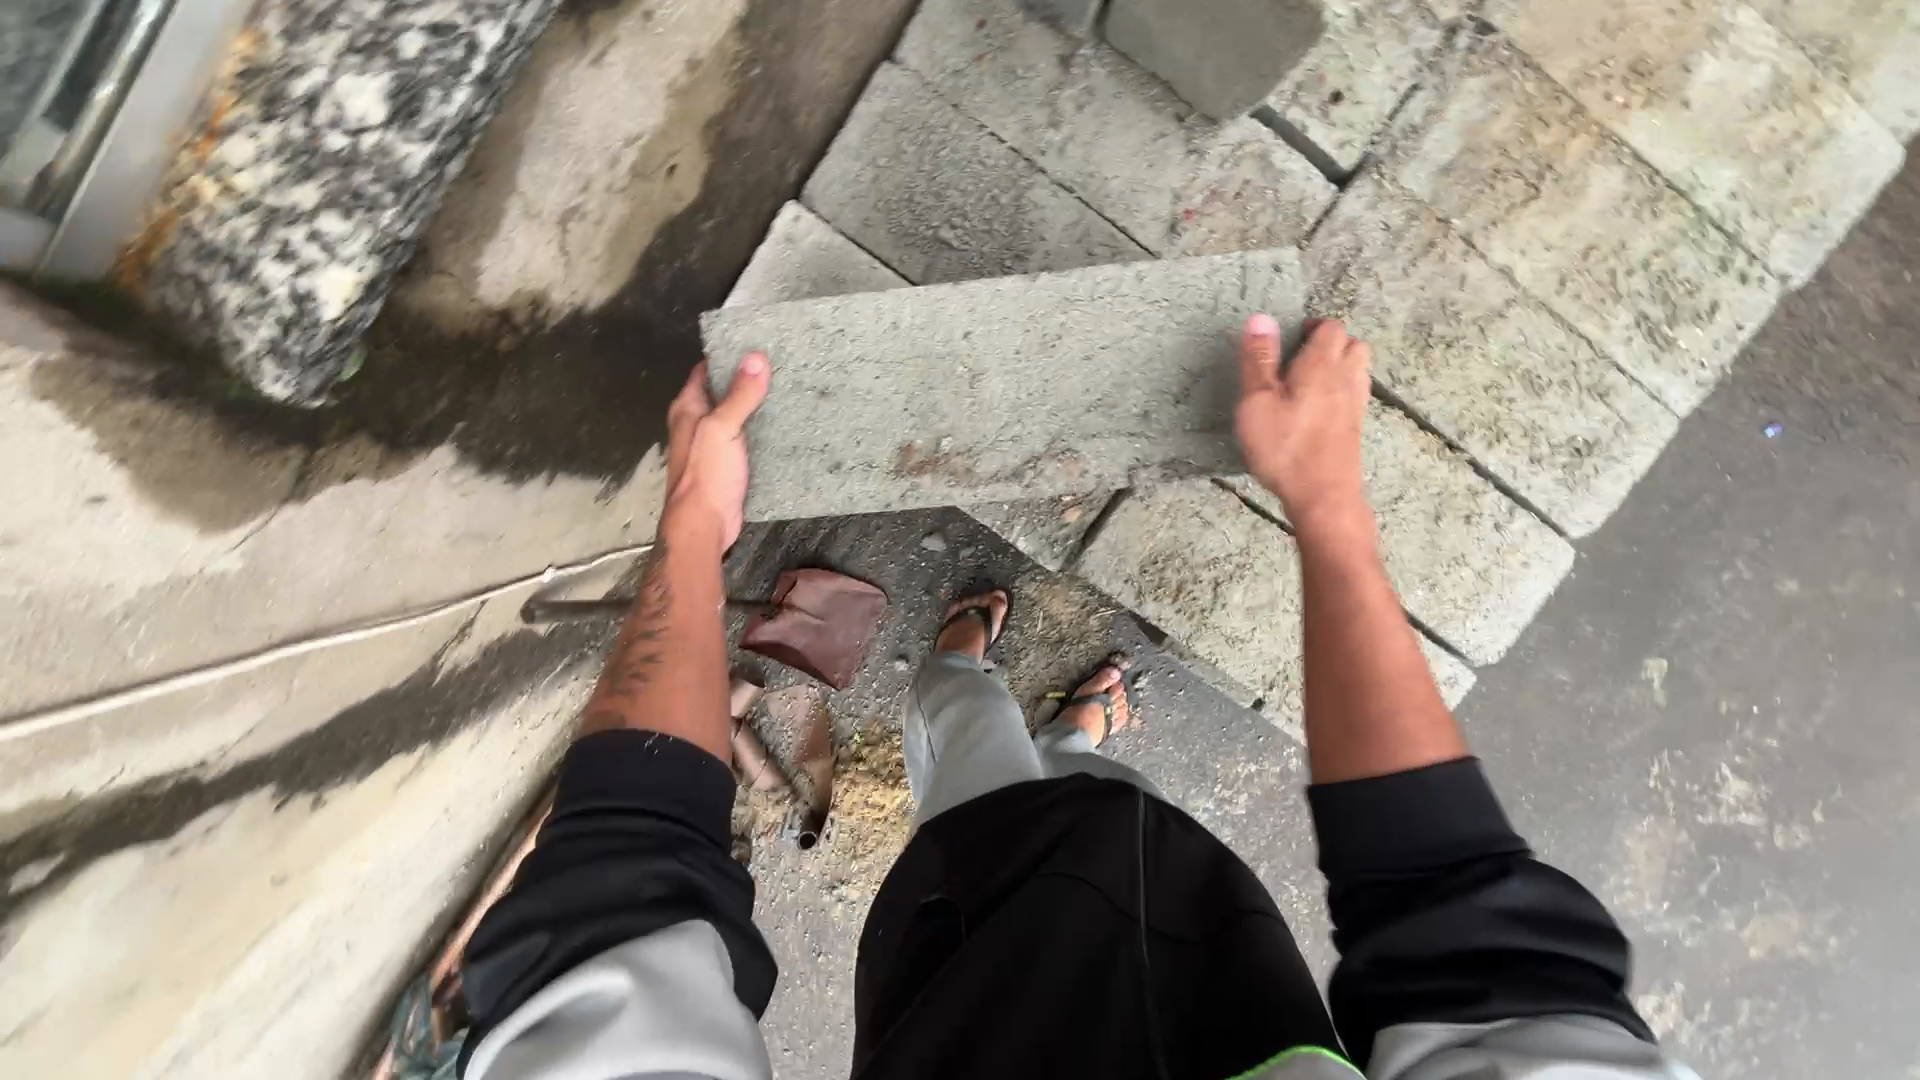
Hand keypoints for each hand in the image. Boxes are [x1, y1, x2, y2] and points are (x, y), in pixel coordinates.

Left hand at [662, 354, 770, 552]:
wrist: (705, 525)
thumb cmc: (705, 476)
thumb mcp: (722, 428)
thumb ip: (740, 395)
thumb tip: (756, 359)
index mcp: (688, 408)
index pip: (706, 370)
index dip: (728, 355)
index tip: (756, 345)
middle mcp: (697, 424)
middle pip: (723, 392)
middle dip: (746, 380)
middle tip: (779, 367)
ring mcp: (713, 446)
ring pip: (736, 417)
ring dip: (756, 408)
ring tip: (787, 392)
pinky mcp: (729, 466)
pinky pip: (747, 441)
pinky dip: (761, 433)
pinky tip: (782, 429)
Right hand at [1234, 315, 1370, 534]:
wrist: (1322, 494)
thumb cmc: (1284, 447)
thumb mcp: (1257, 402)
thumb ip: (1258, 361)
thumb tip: (1260, 319)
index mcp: (1321, 365)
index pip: (1330, 327)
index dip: (1311, 326)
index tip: (1291, 338)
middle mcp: (1345, 379)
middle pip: (1352, 344)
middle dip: (1330, 342)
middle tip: (1301, 356)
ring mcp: (1355, 404)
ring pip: (1358, 368)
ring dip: (1340, 364)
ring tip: (1311, 378)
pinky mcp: (1355, 427)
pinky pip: (1355, 394)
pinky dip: (1341, 389)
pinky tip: (1321, 406)